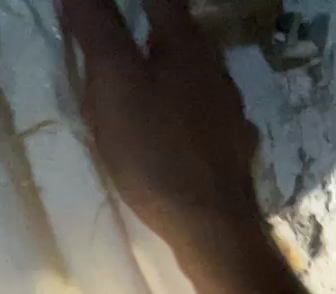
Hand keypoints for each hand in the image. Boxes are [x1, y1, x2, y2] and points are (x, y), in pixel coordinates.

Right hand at [58, 0, 265, 253]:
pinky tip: (189, 131)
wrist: (214, 229)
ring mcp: (234, 114)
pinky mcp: (238, 153)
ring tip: (156, 81)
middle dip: (159, 28)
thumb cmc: (158, 154)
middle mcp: (218, 71)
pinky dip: (196, 116)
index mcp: (186, 43)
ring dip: (180, 73)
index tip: (112, 10)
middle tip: (133, 33)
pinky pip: (214, 120)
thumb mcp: (115, 84)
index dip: (137, 0)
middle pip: (186, 34)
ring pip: (203, 78)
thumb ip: (97, 26)